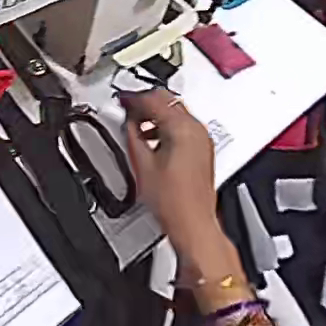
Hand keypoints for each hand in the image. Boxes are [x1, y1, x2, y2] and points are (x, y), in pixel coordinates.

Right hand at [120, 89, 238, 282]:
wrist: (194, 227)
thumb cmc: (173, 203)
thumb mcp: (142, 164)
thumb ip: (132, 134)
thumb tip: (128, 122)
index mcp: (182, 128)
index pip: (154, 100)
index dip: (133, 98)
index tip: (121, 100)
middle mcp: (196, 129)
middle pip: (168, 100)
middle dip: (145, 102)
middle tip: (127, 107)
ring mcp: (202, 139)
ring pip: (176, 111)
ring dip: (156, 113)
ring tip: (137, 122)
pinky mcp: (203, 149)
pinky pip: (184, 126)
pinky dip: (167, 125)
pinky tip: (152, 136)